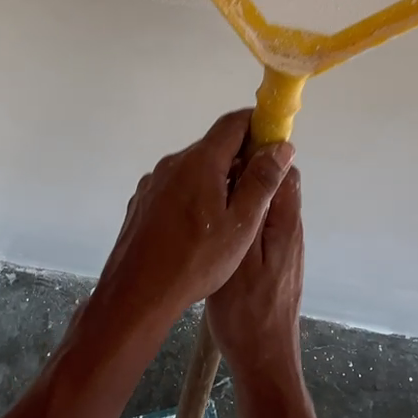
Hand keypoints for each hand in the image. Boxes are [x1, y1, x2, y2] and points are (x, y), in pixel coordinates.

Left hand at [95, 110, 294, 327]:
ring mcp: (153, 181)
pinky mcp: (142, 201)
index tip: (274, 142)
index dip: (257, 125)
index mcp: (199, 162)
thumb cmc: (195, 261)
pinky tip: (199, 226)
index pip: (233, 123)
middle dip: (240, 157)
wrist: (136, 294)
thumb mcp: (240, 224)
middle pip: (213, 146)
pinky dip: (194, 193)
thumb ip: (262, 181)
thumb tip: (281, 147)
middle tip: (260, 186)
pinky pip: (176, 186)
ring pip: (194, 168)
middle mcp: (173, 163)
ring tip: (232, 214)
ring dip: (217, 178)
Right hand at [206, 162, 304, 378]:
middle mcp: (290, 228)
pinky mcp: (275, 261)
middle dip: (246, 172)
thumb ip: (252, 210)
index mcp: (285, 222)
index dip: (260, 151)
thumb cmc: (246, 312)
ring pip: (265, 204)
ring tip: (208, 203)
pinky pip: (260, 224)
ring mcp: (284, 246)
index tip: (227, 152)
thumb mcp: (239, 258)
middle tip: (209, 180)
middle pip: (274, 183)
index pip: (283, 168)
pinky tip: (216, 231)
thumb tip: (264, 163)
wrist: (263, 361)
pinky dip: (241, 218)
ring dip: (241, 195)